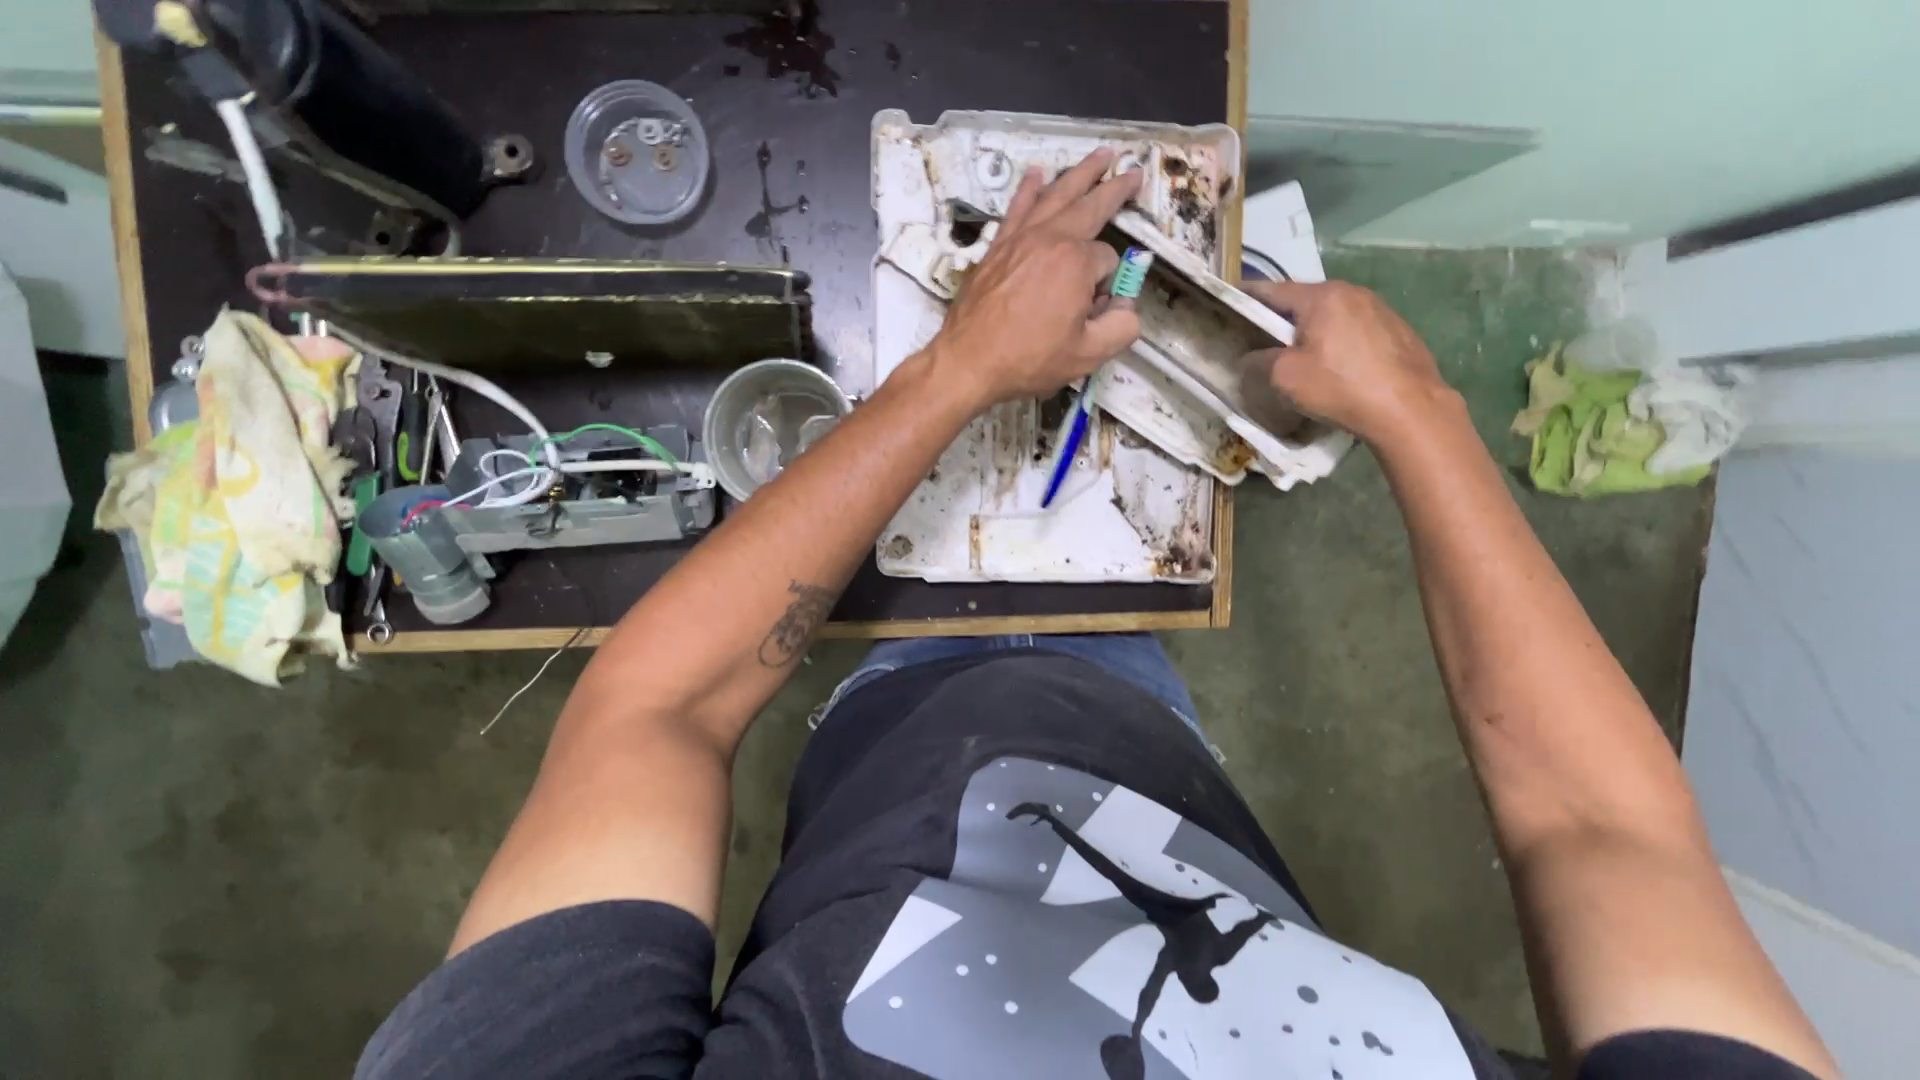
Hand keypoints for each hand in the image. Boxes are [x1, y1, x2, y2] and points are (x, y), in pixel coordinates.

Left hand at [927, 148, 1142, 407]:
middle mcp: (1049, 239)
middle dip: (1114, 189)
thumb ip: (1121, 327)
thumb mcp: (1089, 355)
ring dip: (1080, 174)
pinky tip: (1037, 174)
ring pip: (1056, 196)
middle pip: (1089, 206)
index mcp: (1076, 262)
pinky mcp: (998, 247)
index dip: (1109, 286)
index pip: (1108, 261)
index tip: (1096, 310)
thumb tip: (1125, 306)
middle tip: (1133, 173)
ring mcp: (1020, 239)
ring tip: (1100, 156)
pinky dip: (1029, 189)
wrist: (969, 362)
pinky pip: (1017, 208)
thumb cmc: (1029, 359)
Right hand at [1242, 280, 1455, 445]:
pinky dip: (1340, 341)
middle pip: (1305, 301)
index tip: (1229, 302)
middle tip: (1262, 338)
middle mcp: (1352, 293)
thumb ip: (1259, 362)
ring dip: (1314, 330)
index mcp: (1322, 297)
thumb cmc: (1339, 386)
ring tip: (1301, 354)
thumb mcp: (1285, 377)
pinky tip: (1338, 366)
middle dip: (1282, 317)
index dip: (1247, 296)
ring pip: (1333, 315)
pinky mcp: (1398, 331)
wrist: (1408, 409)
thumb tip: (1249, 358)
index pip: (1272, 290)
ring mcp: (1380, 310)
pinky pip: (1356, 330)